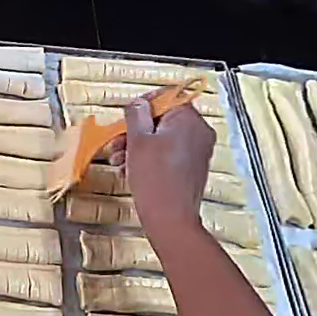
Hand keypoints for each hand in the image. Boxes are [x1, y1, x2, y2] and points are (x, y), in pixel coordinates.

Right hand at [114, 94, 213, 243]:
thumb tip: (138, 103)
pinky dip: (151, 156)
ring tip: (119, 159)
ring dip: (139, 144)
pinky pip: (170, 153)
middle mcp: (199, 132)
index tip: (127, 114)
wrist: (169, 217)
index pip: (166, 97)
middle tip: (117, 141)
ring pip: (164, 137)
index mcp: (189, 119)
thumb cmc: (155, 178)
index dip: (143, 104)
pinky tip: (131, 168)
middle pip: (163, 119)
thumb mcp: (138, 140)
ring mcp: (198, 150)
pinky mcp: (193, 167)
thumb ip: (136, 114)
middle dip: (136, 129)